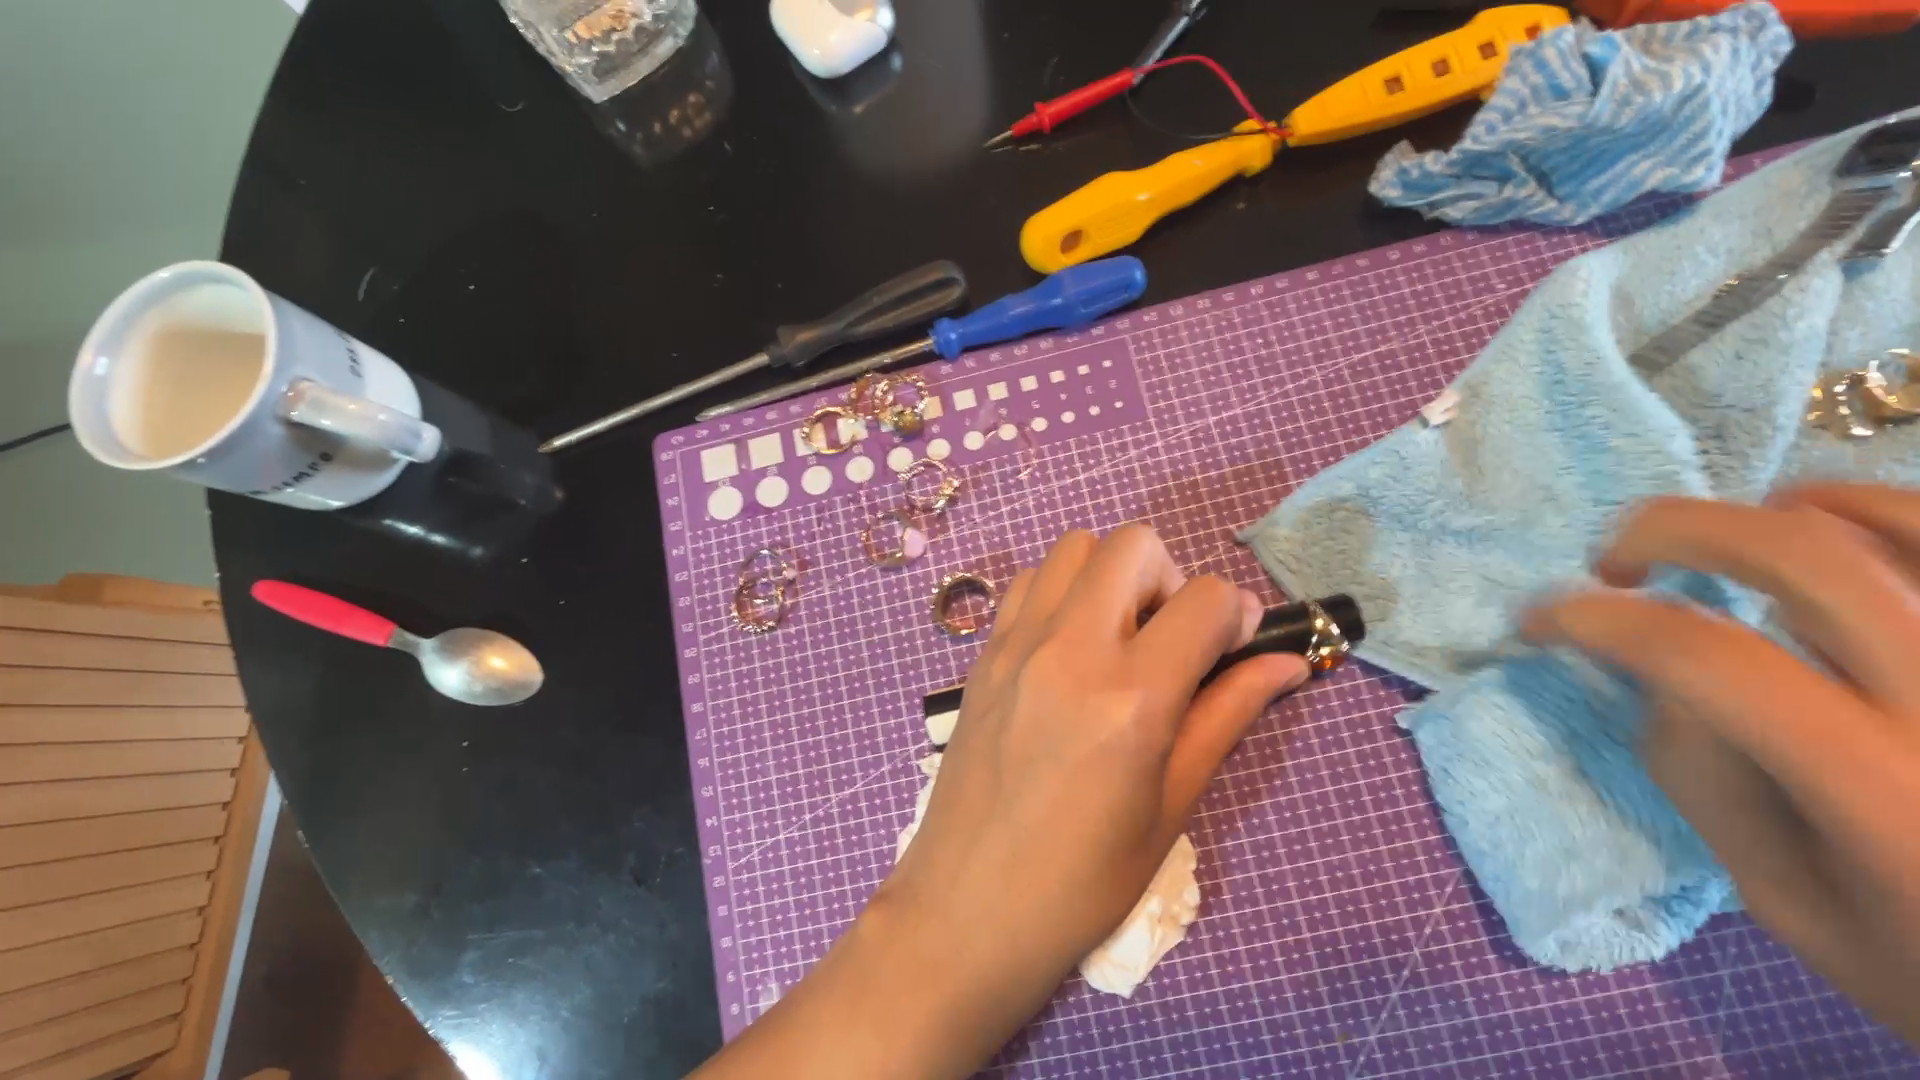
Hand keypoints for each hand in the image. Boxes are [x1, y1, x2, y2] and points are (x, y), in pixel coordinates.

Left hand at [694, 525, 1308, 1079]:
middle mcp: (1071, 648)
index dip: (1239, 614)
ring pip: (1075, 548)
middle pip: (1134, 543)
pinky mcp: (983, 653)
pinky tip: (1070, 651)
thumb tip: (1286, 661)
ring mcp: (1017, 643)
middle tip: (1171, 642)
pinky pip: (1029, 583)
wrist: (969, 906)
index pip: (1207, 597)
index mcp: (1132, 695)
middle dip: (1172, 579)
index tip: (1236, 648)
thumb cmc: (1085, 878)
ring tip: (1119, 641)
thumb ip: (1228, 714)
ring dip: (1112, 576)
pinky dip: (1062, 593)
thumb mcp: (1174, 804)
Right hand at [1523, 484, 1919, 1044]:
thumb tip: (1654, 670)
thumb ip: (1707, 782)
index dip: (1599, 618)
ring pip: (1890, 519)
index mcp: (1884, 796)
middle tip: (1614, 559)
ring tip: (1718, 542)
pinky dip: (1869, 508)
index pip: (1708, 660)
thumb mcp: (1788, 901)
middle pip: (1802, 555)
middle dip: (1672, 529)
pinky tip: (1823, 529)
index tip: (1541, 619)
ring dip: (1771, 511)